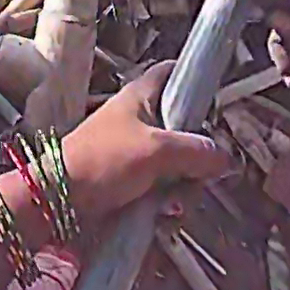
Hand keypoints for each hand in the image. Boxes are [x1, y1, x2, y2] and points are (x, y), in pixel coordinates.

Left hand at [60, 61, 232, 225]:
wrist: (63, 197)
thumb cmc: (104, 159)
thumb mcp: (156, 149)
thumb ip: (197, 150)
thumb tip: (226, 158)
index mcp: (141, 97)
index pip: (171, 73)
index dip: (194, 80)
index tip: (216, 103)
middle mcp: (141, 120)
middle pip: (188, 131)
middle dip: (198, 159)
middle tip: (193, 174)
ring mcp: (138, 152)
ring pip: (181, 167)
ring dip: (183, 190)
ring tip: (169, 202)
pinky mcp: (135, 181)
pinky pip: (167, 192)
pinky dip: (168, 206)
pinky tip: (161, 216)